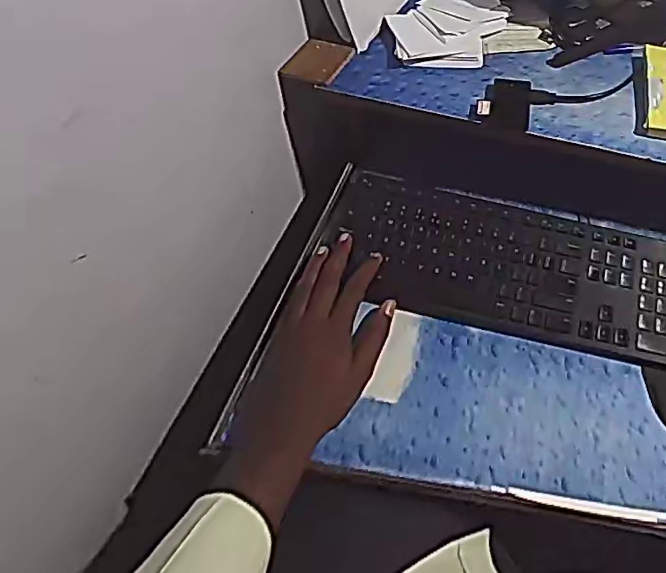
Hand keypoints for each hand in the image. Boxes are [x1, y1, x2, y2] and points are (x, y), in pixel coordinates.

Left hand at [220, 234, 392, 526]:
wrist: (280, 427)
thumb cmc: (320, 406)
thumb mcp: (359, 374)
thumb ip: (374, 336)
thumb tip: (387, 309)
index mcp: (335, 330)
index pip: (353, 290)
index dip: (365, 271)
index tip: (374, 259)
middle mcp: (312, 323)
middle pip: (327, 280)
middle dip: (339, 257)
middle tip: (346, 239)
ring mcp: (292, 327)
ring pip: (306, 285)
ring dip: (316, 265)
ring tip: (324, 250)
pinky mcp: (278, 334)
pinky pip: (292, 298)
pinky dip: (300, 282)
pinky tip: (303, 280)